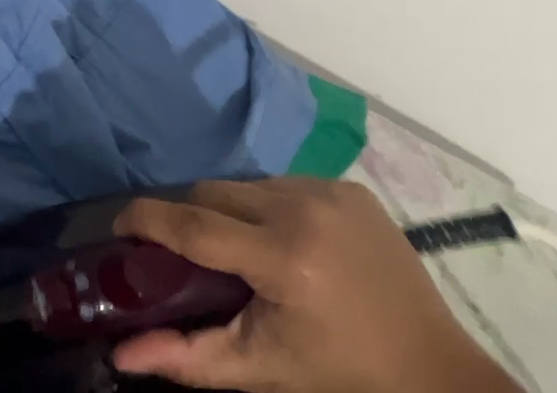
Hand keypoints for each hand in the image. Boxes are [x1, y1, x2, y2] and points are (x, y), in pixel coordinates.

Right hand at [112, 178, 520, 392]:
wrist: (437, 373)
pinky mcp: (349, 188)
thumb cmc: (342, 376)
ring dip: (227, 211)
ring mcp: (330, 192)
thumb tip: (120, 355)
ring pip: (243, 184)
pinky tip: (280, 242)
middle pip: (212, 193)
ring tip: (237, 252)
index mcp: (283, 257)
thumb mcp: (260, 370)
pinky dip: (266, 207)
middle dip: (188, 218)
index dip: (146, 219)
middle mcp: (303, 209)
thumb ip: (185, 358)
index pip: (191, 224)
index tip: (119, 226)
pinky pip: (280, 184)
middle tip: (183, 255)